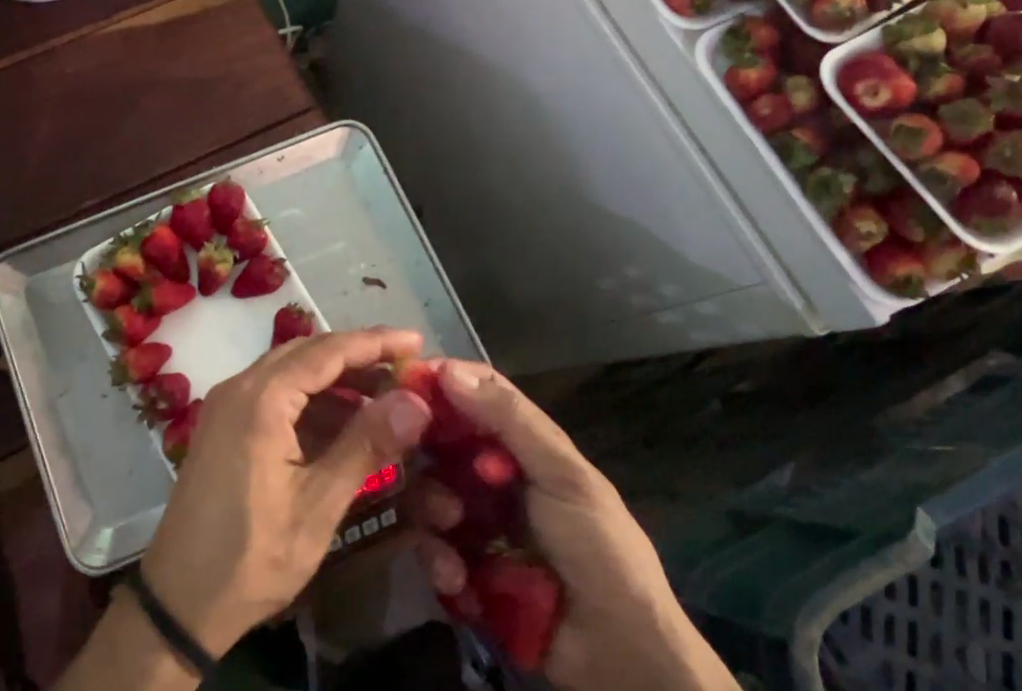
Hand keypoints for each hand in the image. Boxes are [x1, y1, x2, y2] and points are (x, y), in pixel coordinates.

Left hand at [140, 328, 433, 656]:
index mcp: (259, 400)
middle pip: (305, 355)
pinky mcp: (223, 429)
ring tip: (386, 398)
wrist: (181, 599)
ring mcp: (225, 408)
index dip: (374, 343)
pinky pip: (273, 397)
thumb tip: (416, 400)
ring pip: (289, 375)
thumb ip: (366, 444)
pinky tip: (344, 424)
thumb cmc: (254, 554)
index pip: (326, 351)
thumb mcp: (319, 503)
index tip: (417, 341)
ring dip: (335, 381)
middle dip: (357, 357)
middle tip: (406, 370)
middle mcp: (237, 389)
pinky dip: (311, 402)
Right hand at [409, 360, 736, 690]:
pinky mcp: (462, 568)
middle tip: (421, 465)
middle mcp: (493, 477)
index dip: (440, 384)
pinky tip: (456, 577)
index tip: (401, 383)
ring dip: (432, 510)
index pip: (474, 397)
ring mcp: (476, 523)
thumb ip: (510, 421)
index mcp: (524, 447)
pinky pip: (431, 548)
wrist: (620, 654)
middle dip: (426, 456)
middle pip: (439, 444)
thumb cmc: (600, 549)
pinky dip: (438, 559)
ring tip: (450, 528)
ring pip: (426, 495)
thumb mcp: (564, 476)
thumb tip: (448, 368)